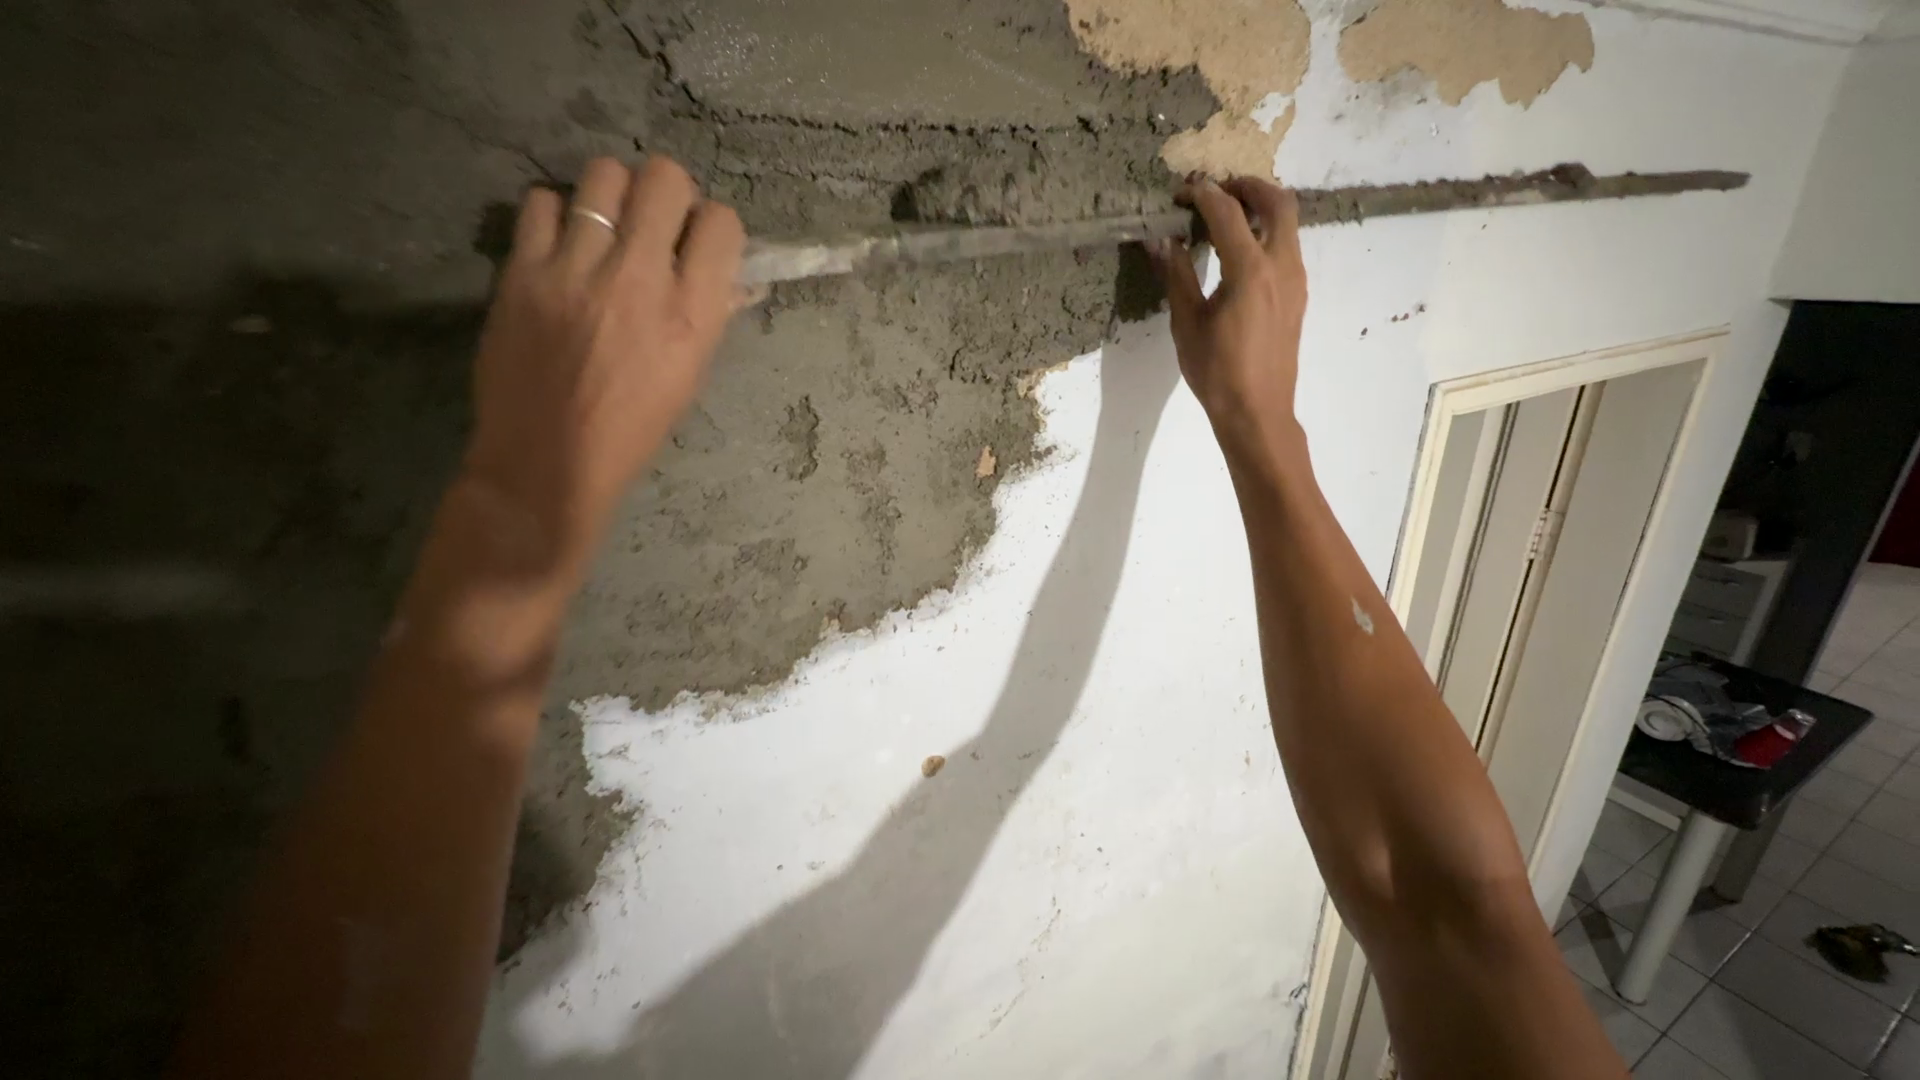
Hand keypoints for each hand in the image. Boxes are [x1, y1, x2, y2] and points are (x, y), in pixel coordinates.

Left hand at [462, 156, 744, 567]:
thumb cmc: (632, 429)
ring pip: (603, 174)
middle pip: (665, 179)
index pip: (722, 223)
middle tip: (655, 223)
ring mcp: (575, 269)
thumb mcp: (690, 376)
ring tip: (605, 228)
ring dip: (614, 194)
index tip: (700, 244)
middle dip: (668, 194)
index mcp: (692, 315)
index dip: (714, 226)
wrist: (547, 461)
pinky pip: (542, 202)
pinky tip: (561, 247)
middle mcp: (639, 279)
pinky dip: (557, 215)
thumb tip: (730, 275)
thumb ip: (711, 316)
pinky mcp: (522, 270)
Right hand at [1150, 176, 1307, 462]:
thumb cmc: (1216, 372)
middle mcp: (1281, 265)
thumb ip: (1176, 276)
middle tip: (1215, 190)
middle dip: (1247, 186)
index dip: (1203, 194)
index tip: (1181, 192)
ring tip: (1226, 216)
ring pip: (1288, 222)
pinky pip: (1287, 246)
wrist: (1258, 411)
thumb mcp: (1187, 323)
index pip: (1227, 212)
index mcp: (1250, 270)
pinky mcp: (1297, 295)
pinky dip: (1267, 233)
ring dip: (1260, 208)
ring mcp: (1295, 279)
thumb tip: (1159, 240)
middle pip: (1277, 201)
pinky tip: (1239, 251)